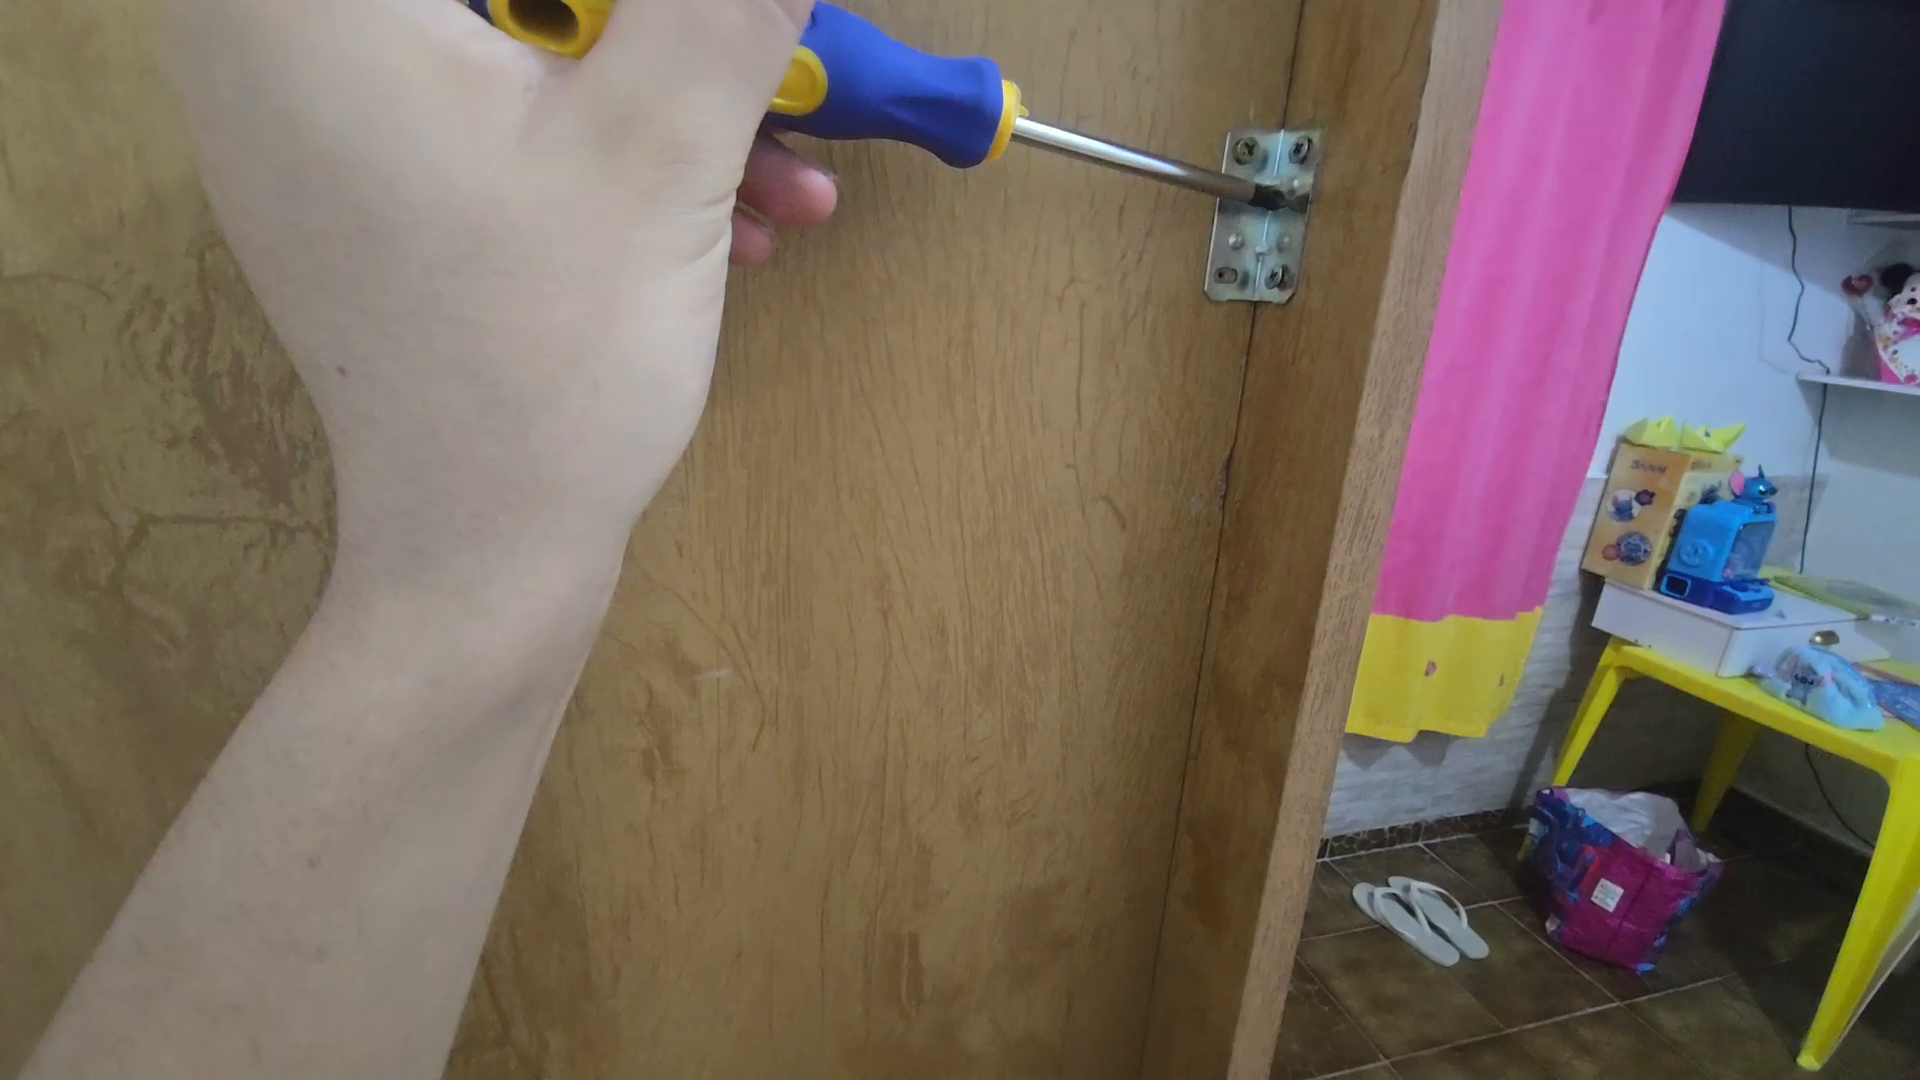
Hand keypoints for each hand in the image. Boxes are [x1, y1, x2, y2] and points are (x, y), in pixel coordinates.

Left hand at [166, 0, 834, 589]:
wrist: (494, 548)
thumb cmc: (555, 354)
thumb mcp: (658, 160)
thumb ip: (721, 16)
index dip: (648, 1)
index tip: (728, 36)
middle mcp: (294, 37)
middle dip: (680, 49)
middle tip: (779, 99)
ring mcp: (351, 132)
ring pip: (545, 68)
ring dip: (684, 120)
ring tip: (790, 196)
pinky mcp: (407, 206)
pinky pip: (533, 144)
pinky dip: (635, 173)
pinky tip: (731, 234)